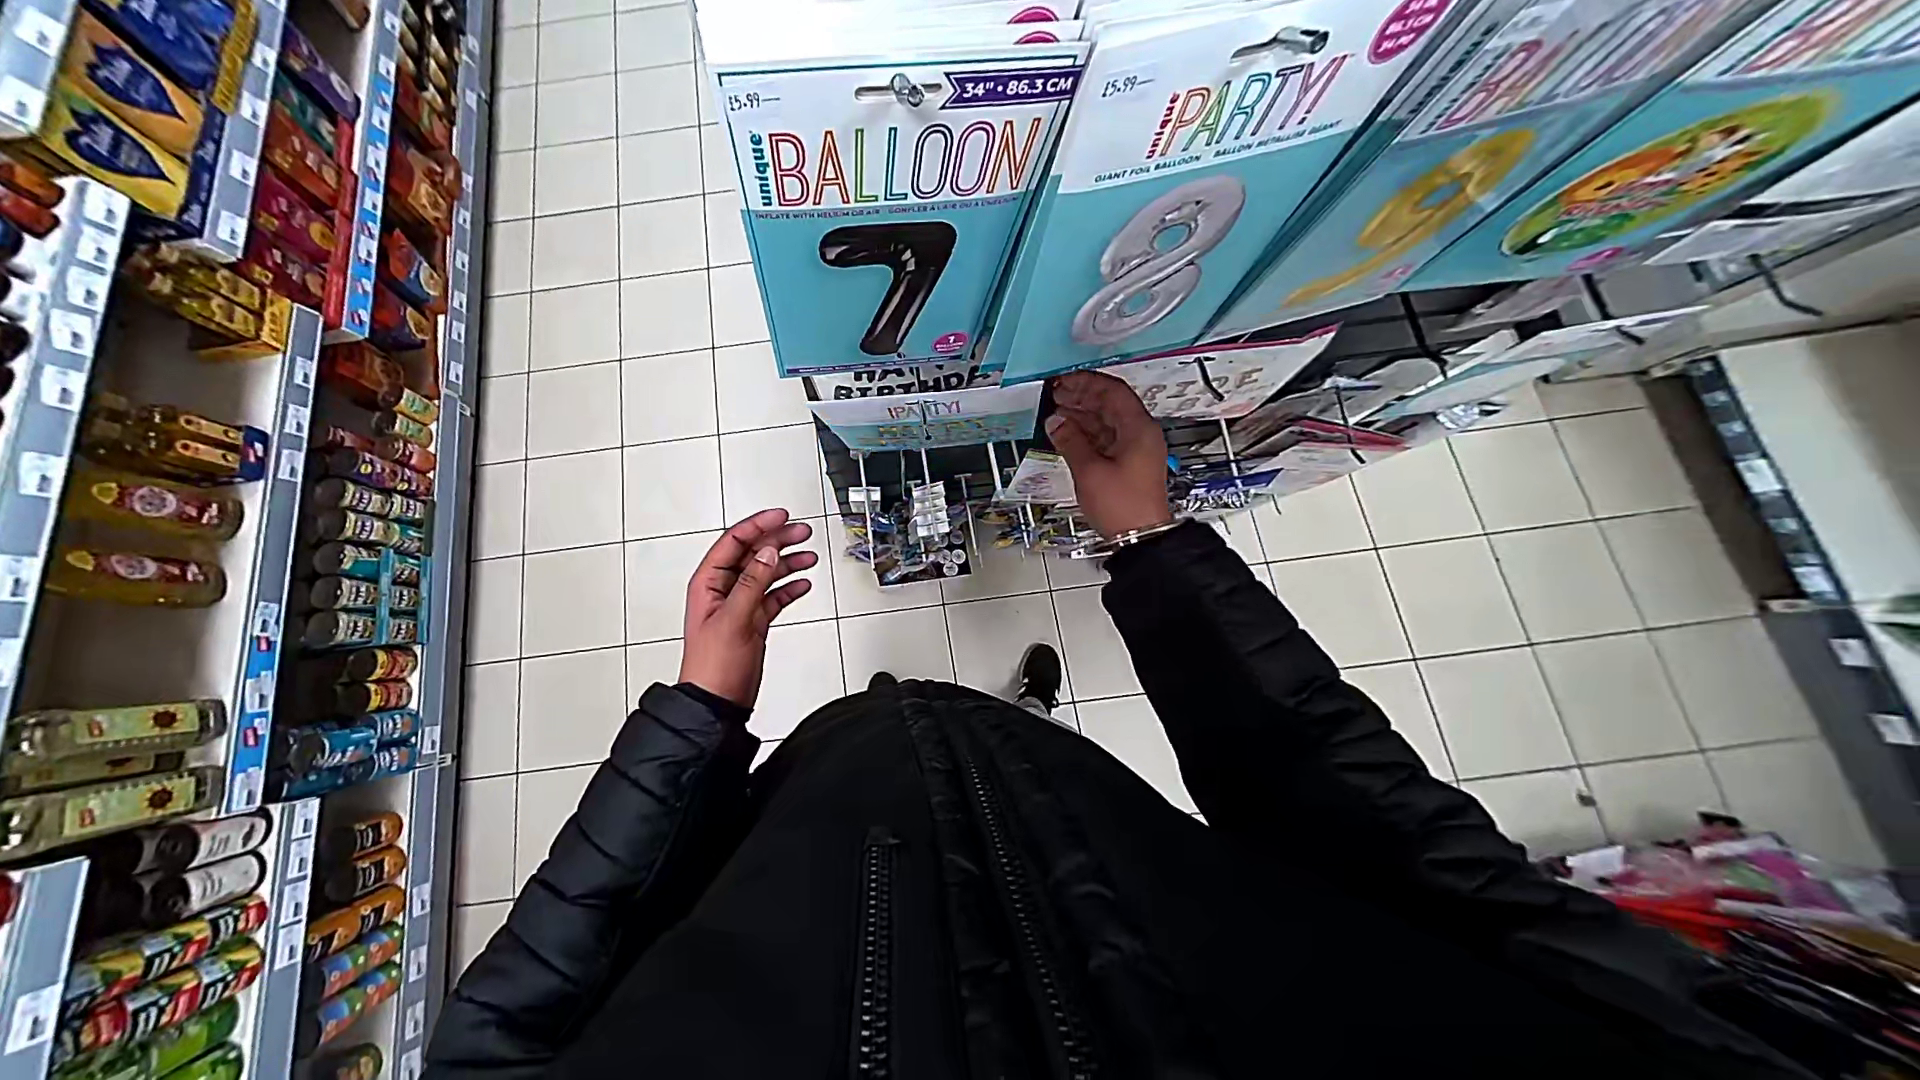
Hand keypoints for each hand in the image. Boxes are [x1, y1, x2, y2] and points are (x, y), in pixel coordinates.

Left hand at [679, 508, 817, 707]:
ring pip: (767, 573)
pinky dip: (789, 588)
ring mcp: (740, 605)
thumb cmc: (712, 667)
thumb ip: (752, 583)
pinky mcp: (754, 620)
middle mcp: (724, 590)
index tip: (780, 516)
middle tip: (802, 532)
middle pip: (754, 554)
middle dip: (778, 540)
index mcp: (709, 583)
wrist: (718, 702)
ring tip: (808, 555)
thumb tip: (767, 553)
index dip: (758, 525)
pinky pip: (774, 595)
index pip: (734, 542)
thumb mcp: (733, 619)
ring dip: (787, 562)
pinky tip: (802, 583)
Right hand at [1046, 371, 1171, 538]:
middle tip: (1058, 393)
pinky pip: (1107, 437)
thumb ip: (1070, 441)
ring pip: (1108, 420)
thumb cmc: (1123, 506)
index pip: (1113, 391)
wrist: (1141, 537)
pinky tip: (1068, 432)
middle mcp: (1141, 434)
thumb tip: (1056, 422)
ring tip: (1058, 410)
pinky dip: (1087, 431)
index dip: (1087, 382)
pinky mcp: (1129, 462)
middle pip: (1111, 404)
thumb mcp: (1090, 471)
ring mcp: (1136, 448)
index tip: (1065, 380)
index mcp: (1139, 429)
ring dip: (1083, 413)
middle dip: (1083, 396)